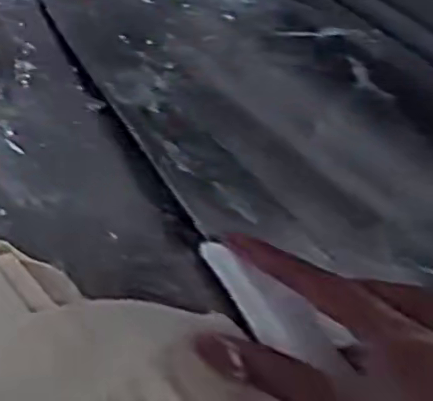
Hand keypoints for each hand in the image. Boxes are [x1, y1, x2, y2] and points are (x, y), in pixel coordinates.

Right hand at [194, 234, 432, 400]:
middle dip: (357, 294)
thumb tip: (212, 344)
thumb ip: (280, 377)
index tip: (237, 243)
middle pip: (398, 301)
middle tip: (317, 301)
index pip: (321, 285)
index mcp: (404, 343)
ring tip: (367, 347)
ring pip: (427, 327)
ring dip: (396, 328)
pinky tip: (407, 380)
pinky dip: (419, 356)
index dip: (272, 262)